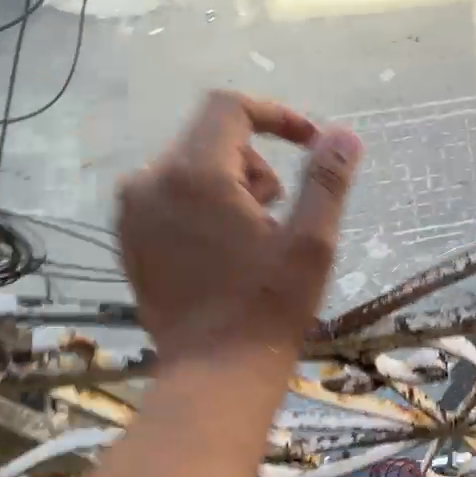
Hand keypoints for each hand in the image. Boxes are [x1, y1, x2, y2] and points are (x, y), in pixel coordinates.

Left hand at [116, 90, 363, 365]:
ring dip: (234, 190)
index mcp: (196, 173)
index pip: (231, 109)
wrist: (217, 368)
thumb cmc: (272, 307)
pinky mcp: (130, 236)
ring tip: (262, 242)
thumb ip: (327, 183)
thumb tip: (345, 136)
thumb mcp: (312, 244)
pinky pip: (172, 200)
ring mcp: (133, 208)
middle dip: (259, 166)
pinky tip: (232, 256)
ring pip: (192, 171)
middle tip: (289, 217)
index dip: (278, 116)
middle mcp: (151, 178)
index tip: (314, 142)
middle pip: (212, 140)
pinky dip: (207, 211)